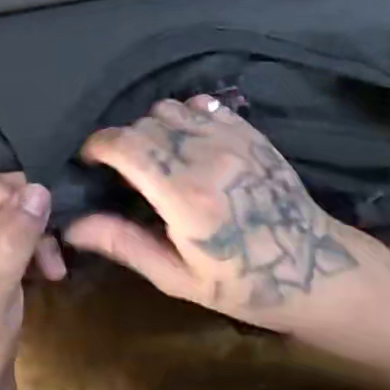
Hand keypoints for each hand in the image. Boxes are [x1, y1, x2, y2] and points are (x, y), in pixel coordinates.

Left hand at [0, 171, 67, 388]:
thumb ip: (15, 237)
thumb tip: (38, 189)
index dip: (1, 193)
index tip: (34, 213)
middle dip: (23, 216)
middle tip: (51, 240)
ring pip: (4, 216)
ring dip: (34, 235)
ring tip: (54, 266)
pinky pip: (12, 236)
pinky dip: (33, 248)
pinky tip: (49, 271)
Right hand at [66, 95, 389, 337]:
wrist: (317, 271)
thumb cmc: (244, 285)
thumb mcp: (178, 278)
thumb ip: (123, 243)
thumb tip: (72, 226)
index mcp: (185, 198)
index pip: (125, 146)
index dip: (97, 146)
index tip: (89, 162)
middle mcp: (206, 157)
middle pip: (141, 124)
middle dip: (120, 141)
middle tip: (121, 170)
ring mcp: (232, 140)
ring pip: (168, 108)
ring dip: (150, 127)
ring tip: (154, 156)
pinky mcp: (249, 133)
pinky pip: (201, 104)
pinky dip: (183, 116)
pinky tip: (186, 143)